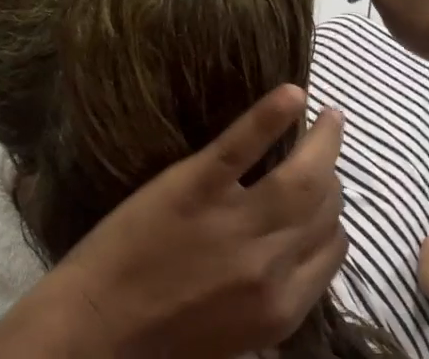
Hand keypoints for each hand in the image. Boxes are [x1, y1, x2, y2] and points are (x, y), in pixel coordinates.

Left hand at [45, 84, 347, 357]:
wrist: (93, 330)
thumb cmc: (164, 339)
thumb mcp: (239, 335)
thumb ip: (278, 296)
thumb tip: (302, 259)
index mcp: (281, 308)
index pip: (335, 249)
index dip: (333, 219)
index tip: (324, 201)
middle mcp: (269, 264)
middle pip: (325, 208)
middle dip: (331, 178)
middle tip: (324, 151)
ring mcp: (234, 221)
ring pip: (301, 175)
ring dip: (323, 141)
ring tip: (329, 118)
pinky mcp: (196, 185)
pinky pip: (243, 144)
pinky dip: (271, 115)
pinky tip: (293, 94)